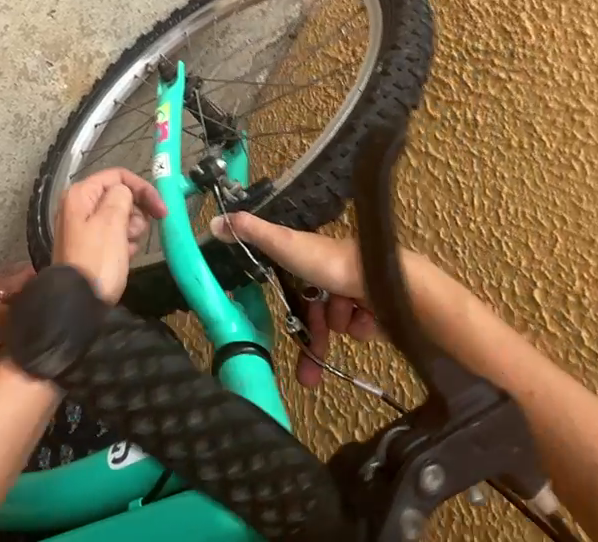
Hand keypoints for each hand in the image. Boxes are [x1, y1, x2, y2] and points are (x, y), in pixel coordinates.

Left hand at [53, 168, 167, 303]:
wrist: (78, 303)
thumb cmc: (97, 260)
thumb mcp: (111, 222)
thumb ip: (121, 197)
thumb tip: (124, 190)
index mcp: (80, 194)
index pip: (118, 176)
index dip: (142, 189)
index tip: (162, 209)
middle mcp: (78, 205)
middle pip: (119, 196)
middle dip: (135, 213)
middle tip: (135, 233)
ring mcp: (82, 226)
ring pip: (119, 217)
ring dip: (130, 231)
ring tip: (126, 248)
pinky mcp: (89, 246)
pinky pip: (114, 235)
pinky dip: (123, 244)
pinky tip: (123, 257)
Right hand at [211, 211, 398, 386]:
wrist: (384, 278)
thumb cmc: (328, 262)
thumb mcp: (282, 243)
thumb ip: (250, 232)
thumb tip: (213, 221)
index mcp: (309, 258)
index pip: (294, 289)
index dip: (290, 312)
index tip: (285, 333)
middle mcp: (332, 272)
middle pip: (318, 313)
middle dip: (314, 341)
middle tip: (309, 377)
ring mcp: (358, 289)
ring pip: (340, 321)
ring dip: (340, 328)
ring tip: (350, 325)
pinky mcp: (381, 305)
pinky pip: (365, 325)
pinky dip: (364, 327)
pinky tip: (368, 322)